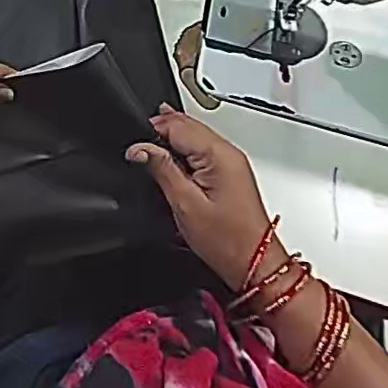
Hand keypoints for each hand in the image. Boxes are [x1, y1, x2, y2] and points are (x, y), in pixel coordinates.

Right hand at [127, 104, 276, 286]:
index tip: (134, 150)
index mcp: (219, 155)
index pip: (178, 125)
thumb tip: (139, 149)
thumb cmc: (227, 240)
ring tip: (149, 152)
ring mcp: (230, 161)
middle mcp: (228, 152)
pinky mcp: (228, 171)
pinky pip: (200, 148)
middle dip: (160, 131)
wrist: (253, 263)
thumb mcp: (184, 203)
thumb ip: (161, 169)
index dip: (151, 132)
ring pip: (193, 134)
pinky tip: (170, 158)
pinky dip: (182, 150)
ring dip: (170, 140)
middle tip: (137, 149)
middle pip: (187, 124)